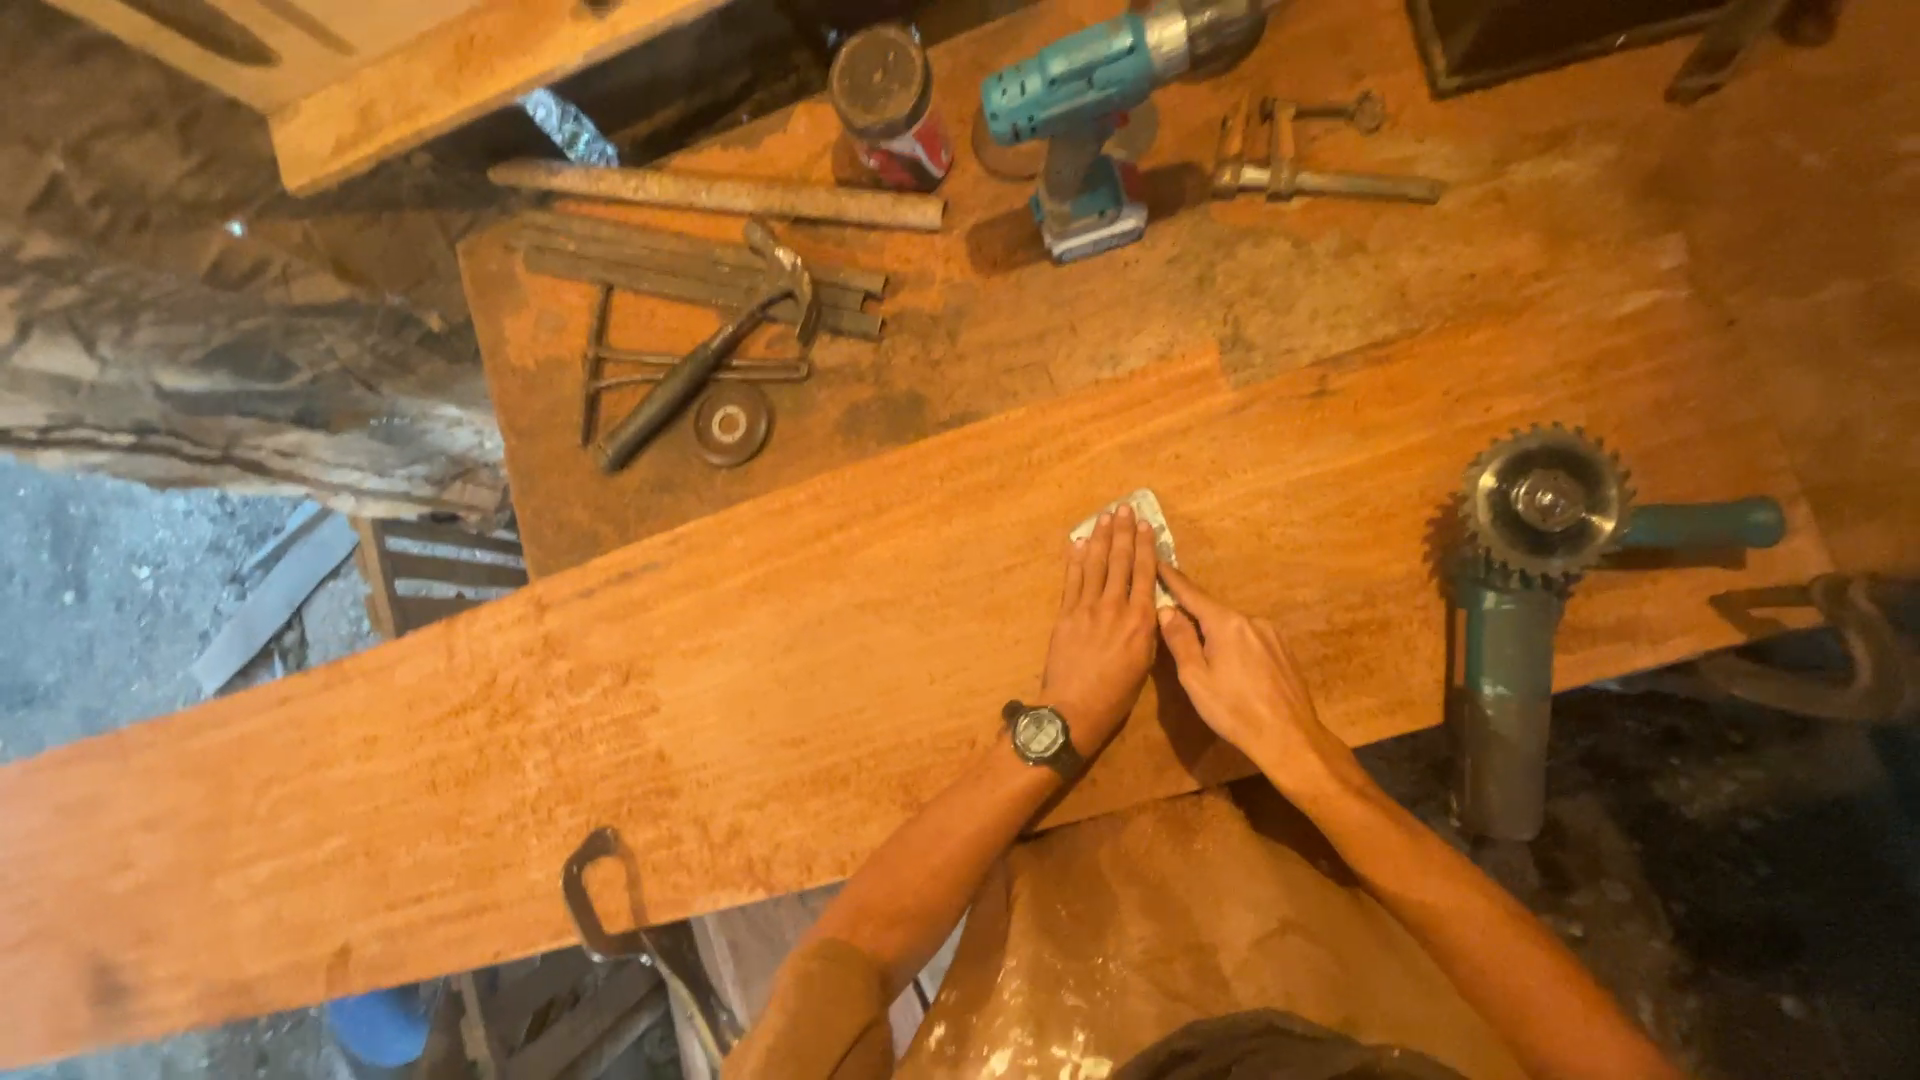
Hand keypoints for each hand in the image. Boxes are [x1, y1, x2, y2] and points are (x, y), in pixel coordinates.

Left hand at [1040, 505, 1159, 752]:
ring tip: (1105, 517)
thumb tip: (1149, 605)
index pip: (1144, 574)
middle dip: (1123, 533)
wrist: (1075, 708)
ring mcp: (1088, 608)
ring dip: (1100, 538)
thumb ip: (1147, 630)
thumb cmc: (1116, 694)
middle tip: (1124, 508)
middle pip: (1120, 561)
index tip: (1146, 525)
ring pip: (1096, 565)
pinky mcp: (1066, 614)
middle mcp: (1116, 607)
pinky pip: (1072, 581)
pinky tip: (1079, 543)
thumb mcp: (1144, 663)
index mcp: (1141, 621)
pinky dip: (1076, 560)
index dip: (1145, 546)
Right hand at [1155, 563, 1356, 798]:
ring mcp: (1271, 635)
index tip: (1159, 562)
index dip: (1173, 580)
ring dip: (1216, 635)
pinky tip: (1234, 670)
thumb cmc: (1234, 710)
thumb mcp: (1195, 678)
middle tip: (1174, 628)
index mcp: (1226, 623)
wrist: (1289, 737)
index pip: (1193, 594)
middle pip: (1213, 612)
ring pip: (1233, 627)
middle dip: (1193, 616)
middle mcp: (1251, 620)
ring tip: (1207, 661)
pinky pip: (1250, 639)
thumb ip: (1180, 640)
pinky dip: (1235, 646)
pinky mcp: (1283, 650)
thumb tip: (1166, 610)